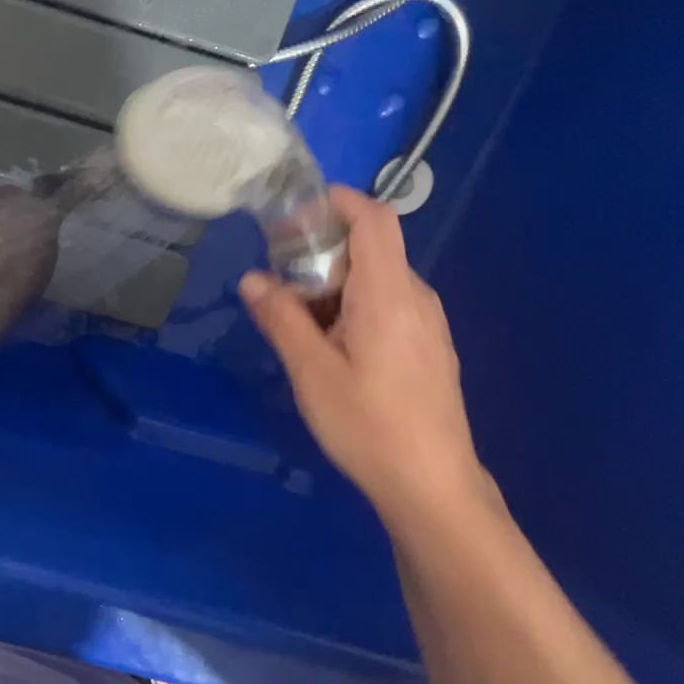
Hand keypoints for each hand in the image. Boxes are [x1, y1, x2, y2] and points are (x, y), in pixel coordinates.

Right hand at [240, 187, 486, 511]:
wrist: (430, 482)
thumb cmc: (366, 424)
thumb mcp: (310, 371)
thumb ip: (281, 318)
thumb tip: (253, 279)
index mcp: (388, 295)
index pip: (375, 220)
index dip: (338, 201)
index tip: (293, 211)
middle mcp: (416, 298)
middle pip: (372, 248)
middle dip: (320, 250)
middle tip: (275, 276)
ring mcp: (427, 323)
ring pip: (377, 279)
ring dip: (333, 282)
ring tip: (292, 314)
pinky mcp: (427, 346)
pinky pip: (387, 305)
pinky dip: (351, 304)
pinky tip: (325, 342)